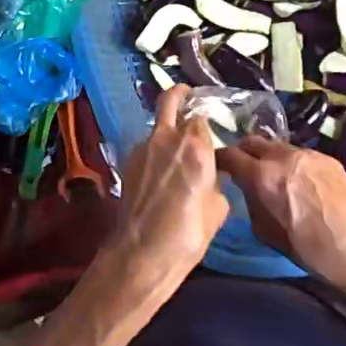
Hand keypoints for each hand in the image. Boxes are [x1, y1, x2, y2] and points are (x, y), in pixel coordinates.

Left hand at [106, 87, 228, 284]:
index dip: (206, 123)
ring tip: (174, 151)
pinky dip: (154, 152)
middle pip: (169, 102)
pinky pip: (146, 148)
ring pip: (157, 127)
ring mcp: (142, 148)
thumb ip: (217, 181)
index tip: (210, 129)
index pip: (201, 118)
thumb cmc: (189, 232)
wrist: (143, 250)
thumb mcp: (218, 208)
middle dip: (178, 96)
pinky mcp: (127, 161)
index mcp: (196, 145)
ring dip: (166, 131)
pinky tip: (160, 173)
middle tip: (185, 95)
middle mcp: (167, 138)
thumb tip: (212, 176)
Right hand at [215, 136, 345, 317]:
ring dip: (267, 157)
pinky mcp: (327, 157)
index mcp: (263, 176)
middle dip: (242, 153)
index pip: (229, 154)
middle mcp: (283, 156)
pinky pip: (298, 154)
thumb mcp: (265, 230)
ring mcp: (307, 153)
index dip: (219, 161)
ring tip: (272, 176)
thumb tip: (246, 188)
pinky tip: (298, 182)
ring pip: (276, 146)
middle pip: (251, 141)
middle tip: (242, 170)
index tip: (218, 170)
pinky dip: (290, 162)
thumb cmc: (308, 248)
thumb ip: (250, 201)